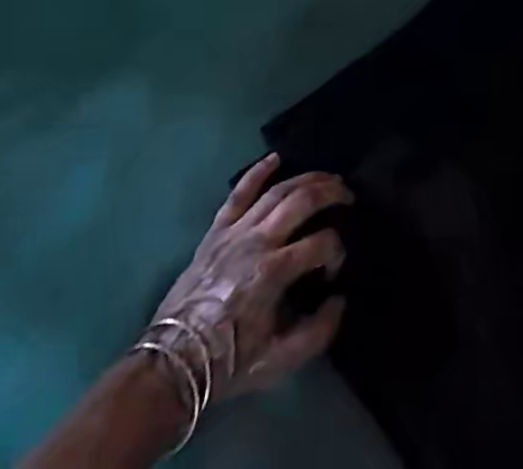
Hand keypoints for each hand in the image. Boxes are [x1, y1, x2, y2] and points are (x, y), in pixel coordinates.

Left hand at [151, 154, 352, 398]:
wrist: (173, 363)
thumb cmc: (229, 361)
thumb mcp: (281, 359)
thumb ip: (320, 330)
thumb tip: (339, 299)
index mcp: (274, 273)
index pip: (323, 243)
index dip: (338, 252)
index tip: (335, 272)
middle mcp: (257, 243)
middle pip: (303, 201)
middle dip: (332, 193)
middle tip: (349, 195)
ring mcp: (235, 233)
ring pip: (276, 191)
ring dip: (307, 178)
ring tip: (328, 178)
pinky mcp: (216, 231)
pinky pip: (238, 193)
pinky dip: (257, 172)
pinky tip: (276, 159)